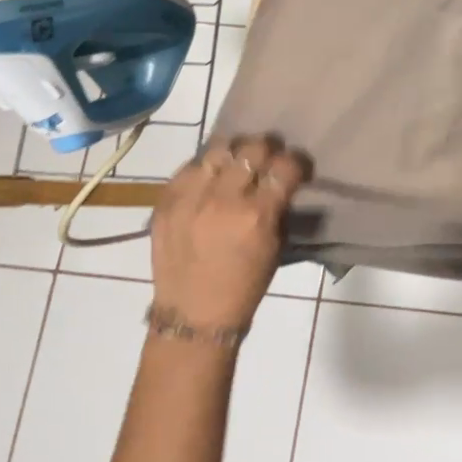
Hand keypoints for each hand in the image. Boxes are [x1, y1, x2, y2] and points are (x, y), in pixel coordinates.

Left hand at [150, 134, 310, 331]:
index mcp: (257, 214)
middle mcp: (223, 199)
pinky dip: (203, 169)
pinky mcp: (165, 201)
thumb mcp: (275, 246)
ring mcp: (190, 198)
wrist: (193, 314)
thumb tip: (281, 181)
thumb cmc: (245, 284)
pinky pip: (188, 167)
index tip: (296, 169)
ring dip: (233, 153)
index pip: (285, 166)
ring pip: (218, 149)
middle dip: (267, 150)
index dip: (296, 162)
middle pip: (252, 147)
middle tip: (268, 160)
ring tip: (235, 165)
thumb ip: (278, 207)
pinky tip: (208, 181)